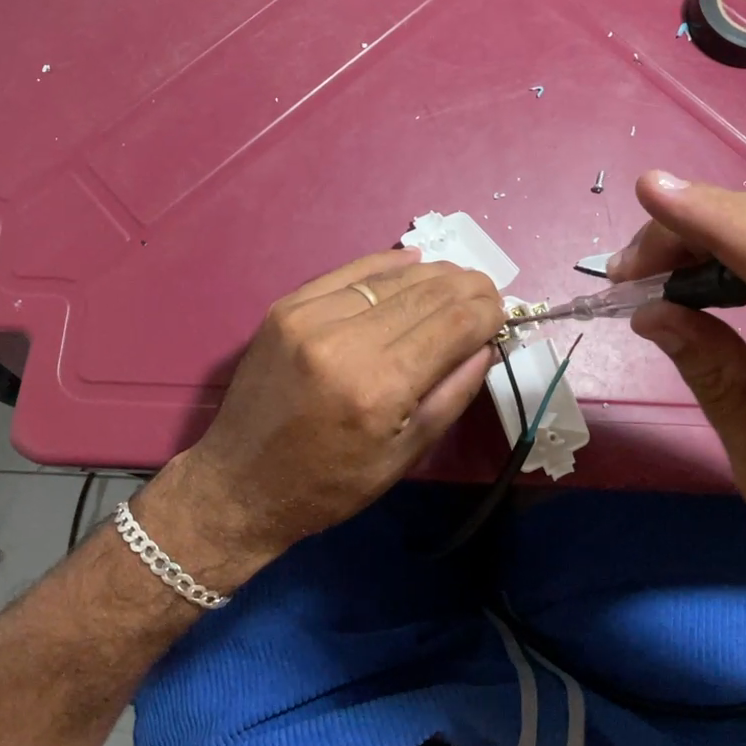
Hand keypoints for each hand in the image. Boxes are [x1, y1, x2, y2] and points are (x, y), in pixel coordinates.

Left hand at [156, 249, 503, 573]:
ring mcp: (309, 317)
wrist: (241, 483)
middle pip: (425, 292)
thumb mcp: (404, 456)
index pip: (452, 324)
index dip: (486, 311)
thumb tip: (485, 343)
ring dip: (432, 274)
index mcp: (379, 386)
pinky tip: (411, 262)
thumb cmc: (329, 484)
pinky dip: (385, 265)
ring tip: (457, 278)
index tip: (504, 311)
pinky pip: (349, 272)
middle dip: (467, 287)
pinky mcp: (286, 307)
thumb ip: (451, 394)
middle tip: (489, 291)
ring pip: (390, 277)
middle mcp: (345, 340)